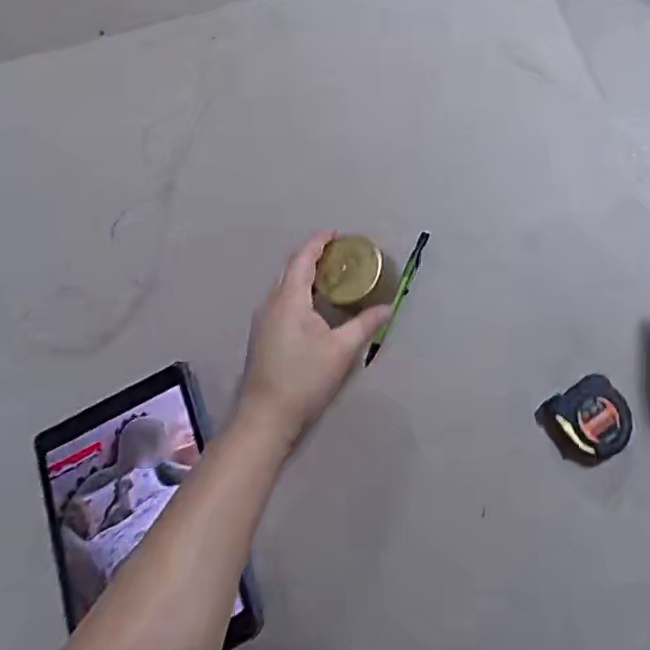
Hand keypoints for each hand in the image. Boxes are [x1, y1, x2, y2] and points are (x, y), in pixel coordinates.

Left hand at [238, 232, 393, 450]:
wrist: (265, 416)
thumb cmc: (304, 379)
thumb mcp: (341, 350)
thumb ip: (365, 324)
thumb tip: (387, 308)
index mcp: (289, 299)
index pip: (302, 258)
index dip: (319, 242)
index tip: (337, 234)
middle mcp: (271, 303)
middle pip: (290, 268)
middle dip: (312, 255)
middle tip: (338, 253)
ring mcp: (263, 319)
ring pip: (284, 285)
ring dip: (304, 273)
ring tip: (330, 276)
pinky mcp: (262, 334)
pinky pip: (281, 299)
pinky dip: (298, 291)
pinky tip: (315, 305)